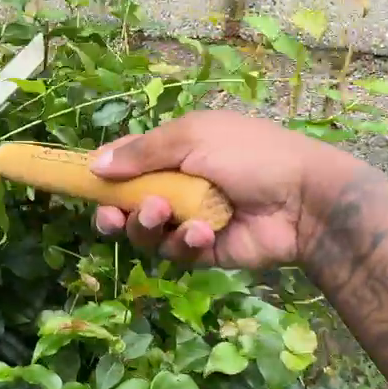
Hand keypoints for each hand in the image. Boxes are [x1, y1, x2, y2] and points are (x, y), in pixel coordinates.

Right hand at [88, 110, 360, 269]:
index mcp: (173, 151)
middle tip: (112, 216)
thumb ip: (140, 152)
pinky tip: (202, 232)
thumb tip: (93, 165)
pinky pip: (174, 251)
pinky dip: (183, 241)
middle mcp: (175, 185)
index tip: (80, 181)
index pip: (125, 160)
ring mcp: (188, 218)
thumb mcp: (191, 138)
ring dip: (147, 224)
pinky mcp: (202, 249)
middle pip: (124, 203)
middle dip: (113, 211)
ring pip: (143, 231)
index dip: (101, 171)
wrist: (307, 200)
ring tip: (164, 215)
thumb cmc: (250, 155)